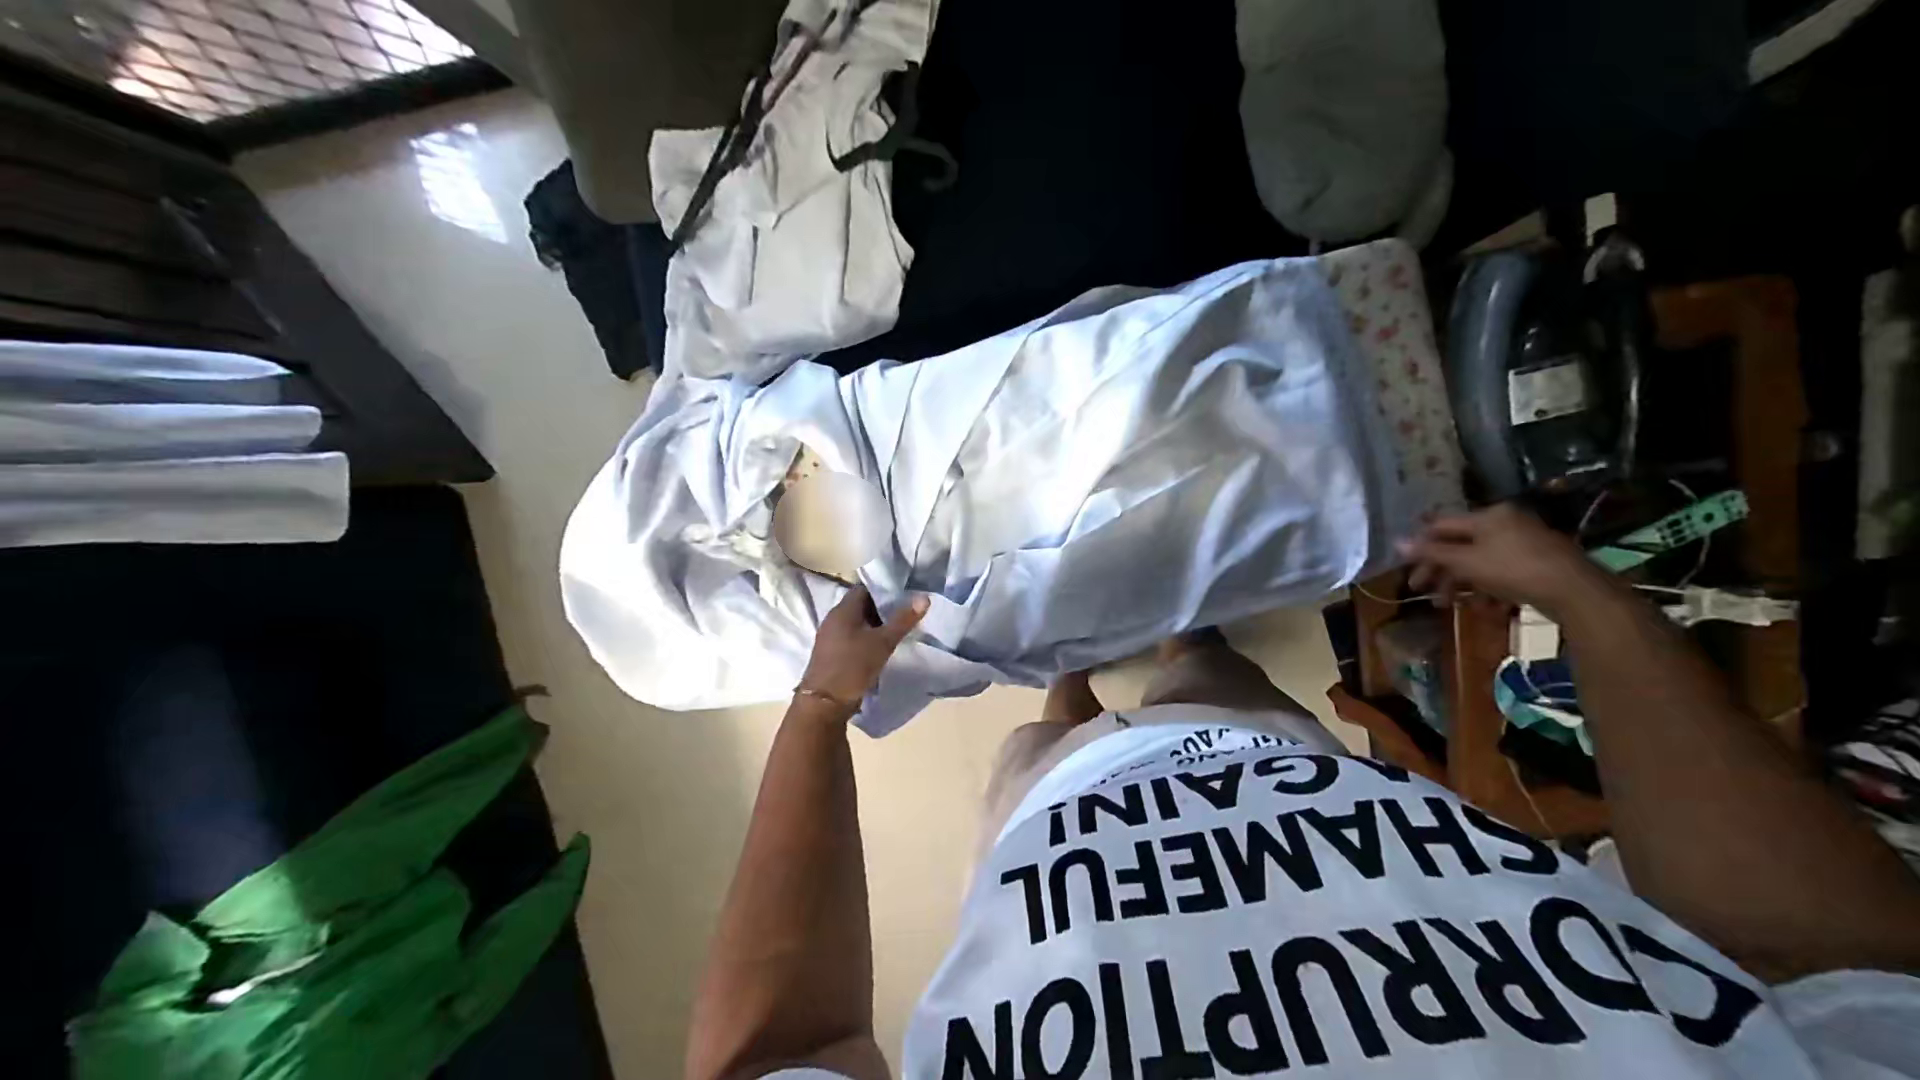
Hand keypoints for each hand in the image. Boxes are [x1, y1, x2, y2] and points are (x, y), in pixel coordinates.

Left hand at [798, 586, 929, 707]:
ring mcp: (829, 637)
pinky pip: (851, 637)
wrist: (825, 704)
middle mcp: (833, 619)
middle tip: (905, 613)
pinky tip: (881, 647)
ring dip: (875, 625)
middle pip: (860, 605)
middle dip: (882, 608)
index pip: (864, 588)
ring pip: (856, 623)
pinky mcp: (830, 653)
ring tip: (897, 630)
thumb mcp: (883, 642)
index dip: (884, 589)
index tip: (904, 595)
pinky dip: (866, 638)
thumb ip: (903, 619)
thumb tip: (924, 597)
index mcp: (843, 610)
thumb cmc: (853, 666)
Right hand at [1399, 503, 1615, 616]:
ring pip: (1479, 561)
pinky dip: (1488, 587)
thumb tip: (1397, 542)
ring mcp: (1523, 542)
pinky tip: (1486, 607)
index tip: (1408, 568)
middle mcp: (1504, 523)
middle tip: (1422, 590)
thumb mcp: (1466, 562)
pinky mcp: (1536, 562)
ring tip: (1451, 605)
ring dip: (1461, 583)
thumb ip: (1431, 552)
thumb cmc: (1514, 570)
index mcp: (1487, 516)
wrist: (1577, 592)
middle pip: (1458, 545)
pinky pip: (1500, 571)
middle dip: (1440, 570)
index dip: (1420, 546)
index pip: (1440, 526)